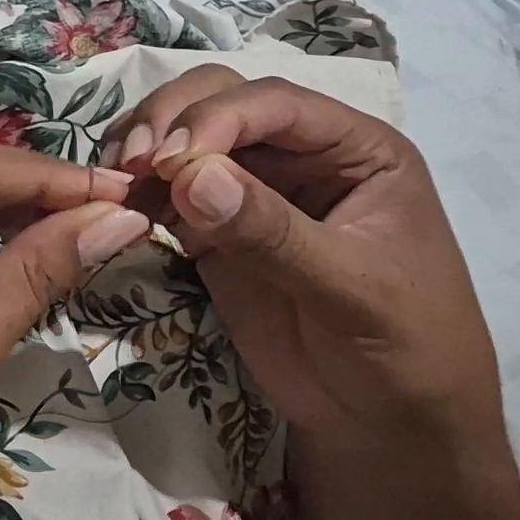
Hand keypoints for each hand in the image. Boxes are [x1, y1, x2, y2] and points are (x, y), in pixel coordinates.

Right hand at [101, 65, 501, 443]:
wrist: (380, 422)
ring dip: (141, 145)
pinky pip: (161, 185)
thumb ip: (272, 233)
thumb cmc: (401, 351)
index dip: (216, 117)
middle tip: (133, 164)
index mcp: (355, 149)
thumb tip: (188, 175)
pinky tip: (118, 204)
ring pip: (180, 133)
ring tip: (117, 182)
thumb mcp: (351, 290)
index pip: (274, 104)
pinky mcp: (208, 223)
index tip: (169, 160)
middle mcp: (297, 153)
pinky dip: (133, 187)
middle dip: (168, 120)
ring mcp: (248, 187)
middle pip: (217, 98)